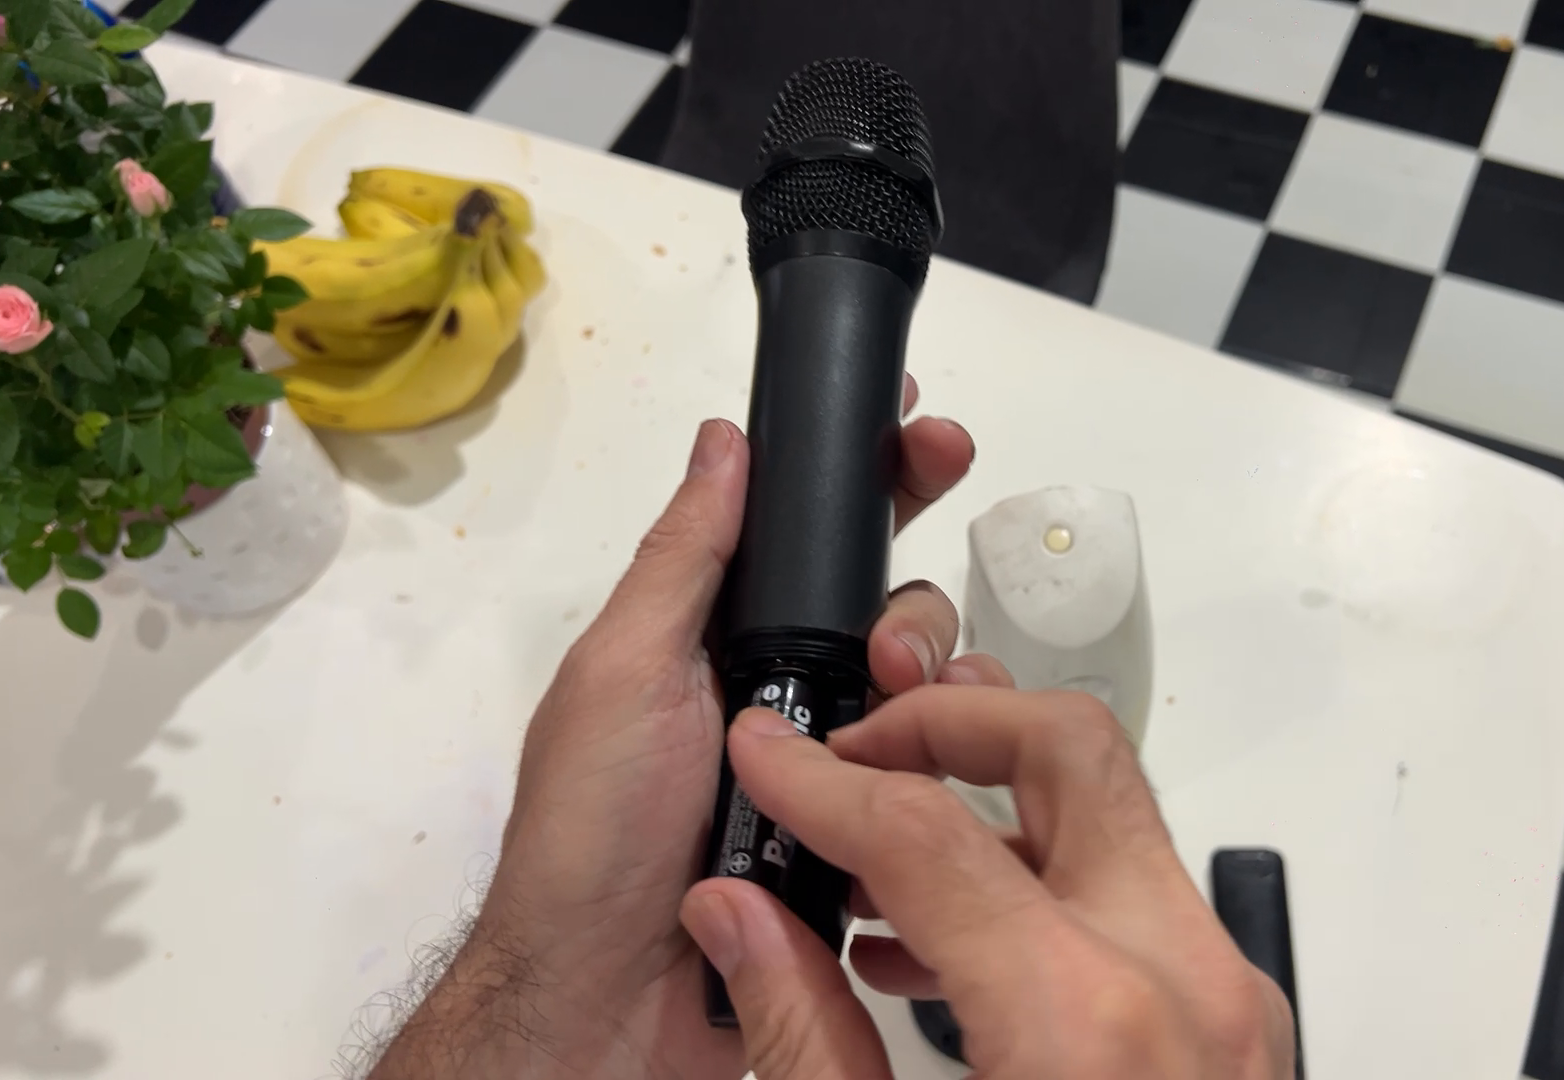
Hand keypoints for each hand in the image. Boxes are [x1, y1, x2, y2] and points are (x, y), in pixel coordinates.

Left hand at [365, 377, 978, 1078]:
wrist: (617, 1002)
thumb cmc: (603, 822)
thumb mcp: (627, 669)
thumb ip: (684, 556)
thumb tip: (724, 437)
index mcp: (738, 632)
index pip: (817, 533)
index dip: (873, 476)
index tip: (922, 429)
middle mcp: (799, 680)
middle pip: (894, 602)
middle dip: (921, 595)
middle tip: (906, 641)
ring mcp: (843, 751)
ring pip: (930, 679)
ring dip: (938, 669)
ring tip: (898, 708)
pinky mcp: (874, 818)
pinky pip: (943, 763)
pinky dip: (960, 747)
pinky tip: (955, 762)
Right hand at [680, 687, 1297, 1079]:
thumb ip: (799, 1042)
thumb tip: (732, 913)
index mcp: (1090, 1036)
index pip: (929, 834)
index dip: (821, 781)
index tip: (763, 751)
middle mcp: (1180, 981)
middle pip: (1070, 745)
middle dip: (949, 715)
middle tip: (858, 743)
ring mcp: (1215, 988)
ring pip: (1099, 794)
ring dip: (981, 779)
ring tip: (872, 825)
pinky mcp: (1214, 1009)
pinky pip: (1108, 876)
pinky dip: (1014, 858)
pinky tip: (927, 922)